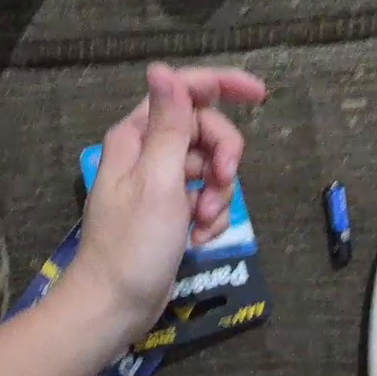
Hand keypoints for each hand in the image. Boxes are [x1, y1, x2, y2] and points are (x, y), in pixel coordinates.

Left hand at [66, 63, 269, 341]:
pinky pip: (207, 197)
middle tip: (222, 185)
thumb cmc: (133, 243)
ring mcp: (161, 182)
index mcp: (138, 134)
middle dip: (223, 158)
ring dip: (218, 195)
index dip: (224, 85)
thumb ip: (169, 124)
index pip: (185, 90)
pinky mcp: (172, 210)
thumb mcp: (157, 180)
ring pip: (211, 167)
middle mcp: (149, 151)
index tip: (261, 95)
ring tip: (203, 224)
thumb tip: (163, 68)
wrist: (115, 307)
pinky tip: (199, 239)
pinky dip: (211, 217)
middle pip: (206, 130)